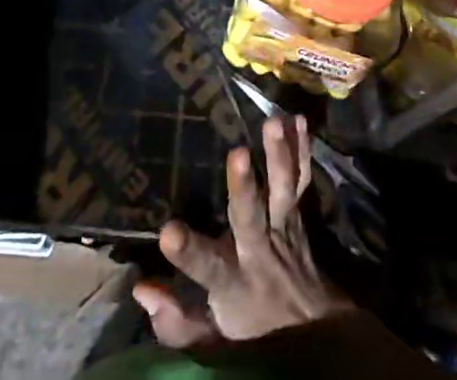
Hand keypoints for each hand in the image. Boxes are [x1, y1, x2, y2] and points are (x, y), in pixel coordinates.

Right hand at [132, 115, 353, 347]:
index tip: (167, 232)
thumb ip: (176, 321)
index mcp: (231, 279)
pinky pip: (301, 179)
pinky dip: (302, 150)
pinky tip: (299, 121)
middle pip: (252, 218)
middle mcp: (259, 249)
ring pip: (283, 191)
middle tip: (237, 154)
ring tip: (272, 122)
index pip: (207, 266)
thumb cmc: (252, 325)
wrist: (314, 324)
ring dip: (278, 156)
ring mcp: (283, 228)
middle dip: (244, 188)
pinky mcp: (297, 213)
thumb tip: (141, 289)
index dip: (188, 251)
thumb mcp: (212, 336)